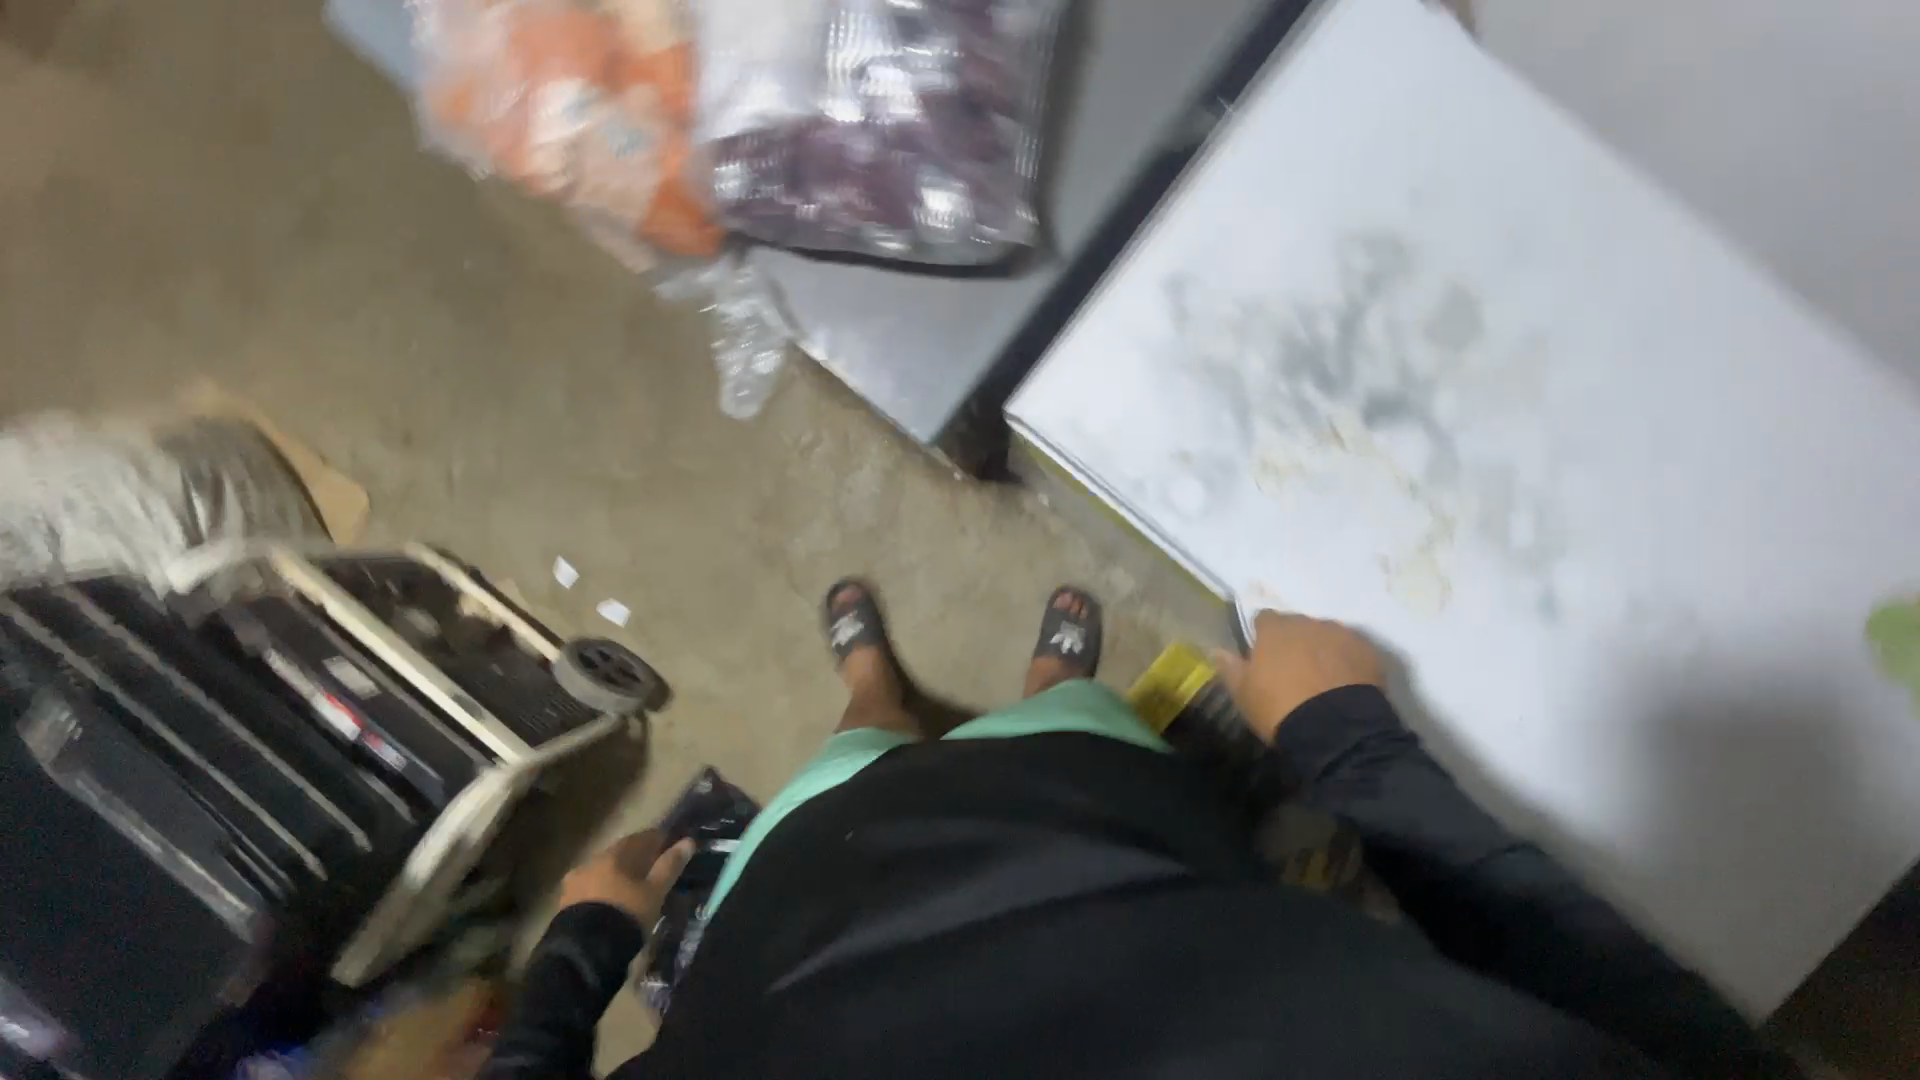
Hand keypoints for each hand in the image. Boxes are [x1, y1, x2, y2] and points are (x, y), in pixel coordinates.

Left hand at [556, 828, 695, 925]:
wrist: (583, 953)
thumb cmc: (626, 914)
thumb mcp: (655, 891)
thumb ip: (670, 865)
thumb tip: (688, 841)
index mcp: (615, 854)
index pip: (642, 838)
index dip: (659, 841)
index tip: (672, 849)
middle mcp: (592, 862)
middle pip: (620, 854)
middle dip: (637, 859)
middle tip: (653, 872)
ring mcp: (574, 883)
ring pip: (604, 871)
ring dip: (618, 876)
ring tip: (632, 891)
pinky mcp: (564, 904)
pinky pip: (590, 889)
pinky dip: (604, 891)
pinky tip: (611, 904)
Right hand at [1212, 611, 1384, 742]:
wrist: (1337, 732)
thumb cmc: (1280, 709)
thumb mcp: (1244, 694)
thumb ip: (1230, 667)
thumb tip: (1215, 650)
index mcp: (1275, 629)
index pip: (1263, 619)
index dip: (1262, 637)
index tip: (1262, 657)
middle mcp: (1308, 623)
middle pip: (1297, 625)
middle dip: (1294, 642)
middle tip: (1292, 671)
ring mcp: (1342, 635)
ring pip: (1326, 636)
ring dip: (1321, 650)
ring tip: (1322, 680)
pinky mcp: (1369, 652)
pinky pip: (1352, 651)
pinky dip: (1347, 661)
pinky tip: (1345, 684)